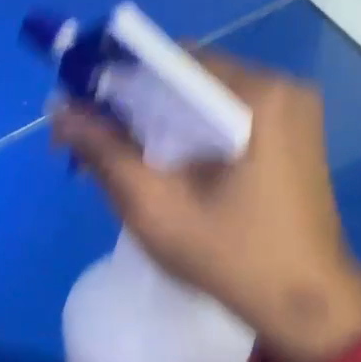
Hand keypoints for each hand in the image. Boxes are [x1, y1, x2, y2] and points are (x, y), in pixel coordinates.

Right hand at [50, 51, 360, 361]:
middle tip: (80, 143)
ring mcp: (288, 112)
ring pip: (197, 99)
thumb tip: (60, 113)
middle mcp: (280, 89)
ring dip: (148, 121)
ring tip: (108, 160)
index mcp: (257, 97)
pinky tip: (150, 167)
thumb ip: (104, 153)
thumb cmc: (226, 252)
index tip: (70, 111)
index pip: (170, 63)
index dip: (112, 80)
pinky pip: (216, 118)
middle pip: (184, 78)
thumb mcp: (151, 205)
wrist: (301, 299)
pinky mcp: (284, 136)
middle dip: (126, 103)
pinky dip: (176, 134)